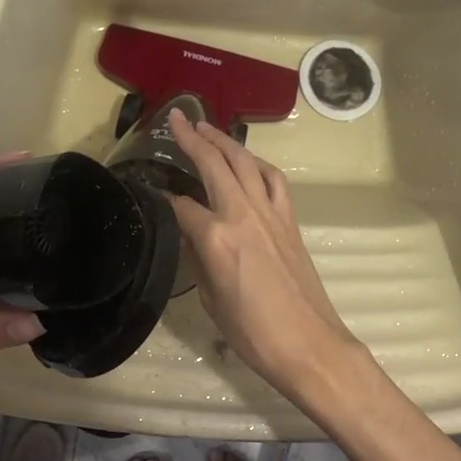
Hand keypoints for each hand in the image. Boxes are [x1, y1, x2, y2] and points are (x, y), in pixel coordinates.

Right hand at [164, 110, 363, 389]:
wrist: (309, 343)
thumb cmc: (253, 333)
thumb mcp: (211, 299)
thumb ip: (198, 258)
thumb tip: (190, 233)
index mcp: (216, 237)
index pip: (181, 206)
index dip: (164, 199)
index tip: (151, 191)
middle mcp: (242, 212)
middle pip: (213, 163)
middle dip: (192, 137)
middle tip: (176, 117)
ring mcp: (269, 211)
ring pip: (244, 161)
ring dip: (223, 140)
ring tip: (206, 126)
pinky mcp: (289, 217)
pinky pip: (271, 178)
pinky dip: (256, 163)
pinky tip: (247, 160)